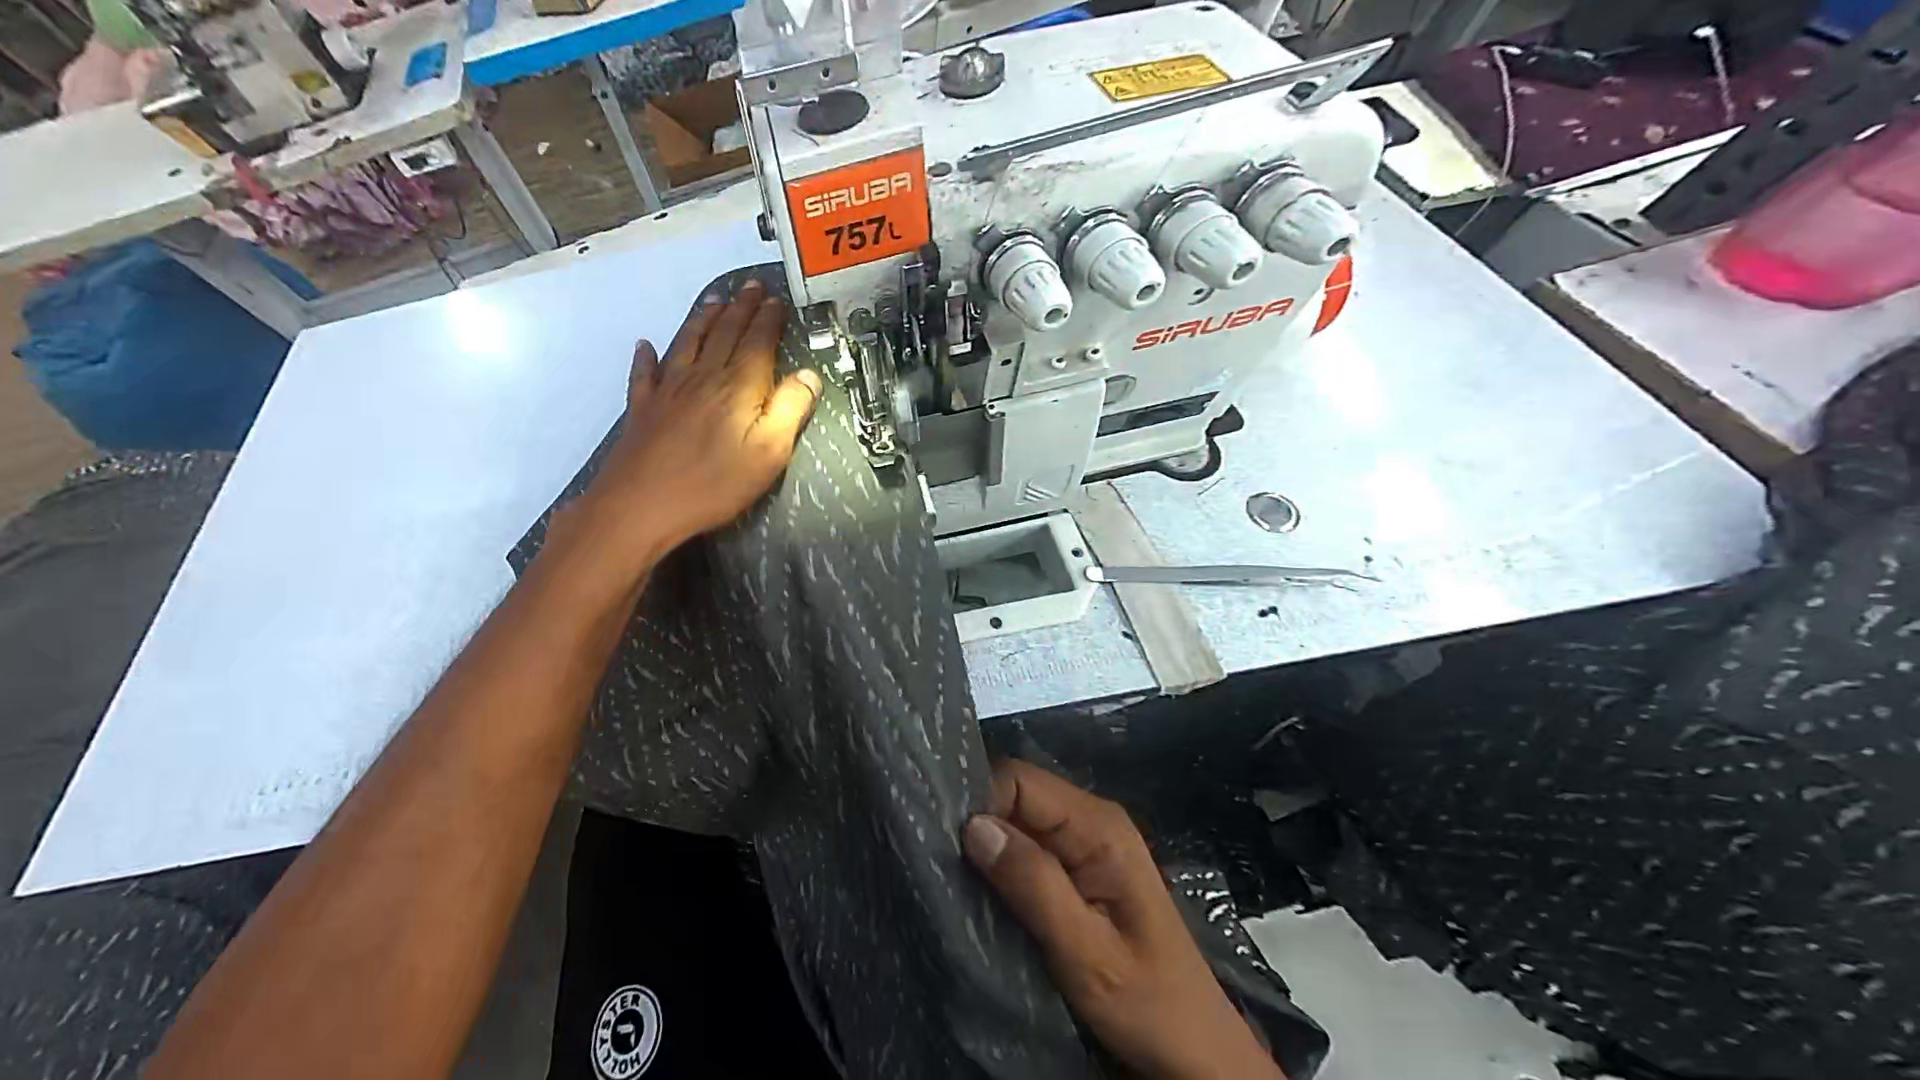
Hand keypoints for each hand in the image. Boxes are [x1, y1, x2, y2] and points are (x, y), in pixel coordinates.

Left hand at [580, 279, 820, 557]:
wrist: (640, 505)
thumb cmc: (714, 484)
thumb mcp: (769, 453)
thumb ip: (791, 410)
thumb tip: (810, 375)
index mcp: (738, 387)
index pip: (758, 341)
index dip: (768, 319)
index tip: (776, 299)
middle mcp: (702, 377)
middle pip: (724, 334)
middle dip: (741, 308)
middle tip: (751, 287)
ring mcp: (667, 391)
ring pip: (688, 343)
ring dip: (703, 320)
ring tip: (715, 302)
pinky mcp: (642, 409)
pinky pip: (644, 373)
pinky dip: (646, 356)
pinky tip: (645, 346)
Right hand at [964, 760, 1284, 1079]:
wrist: (1195, 1047)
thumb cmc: (1148, 1002)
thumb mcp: (1086, 953)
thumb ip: (1033, 884)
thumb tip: (973, 826)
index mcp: (1099, 827)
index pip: (1021, 780)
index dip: (981, 802)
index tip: (947, 845)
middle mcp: (1092, 819)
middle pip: (1018, 795)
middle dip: (979, 823)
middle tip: (943, 865)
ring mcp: (1087, 842)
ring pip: (1020, 820)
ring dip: (988, 846)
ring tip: (956, 879)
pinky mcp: (1080, 867)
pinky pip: (1030, 846)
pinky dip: (1002, 864)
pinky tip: (984, 890)